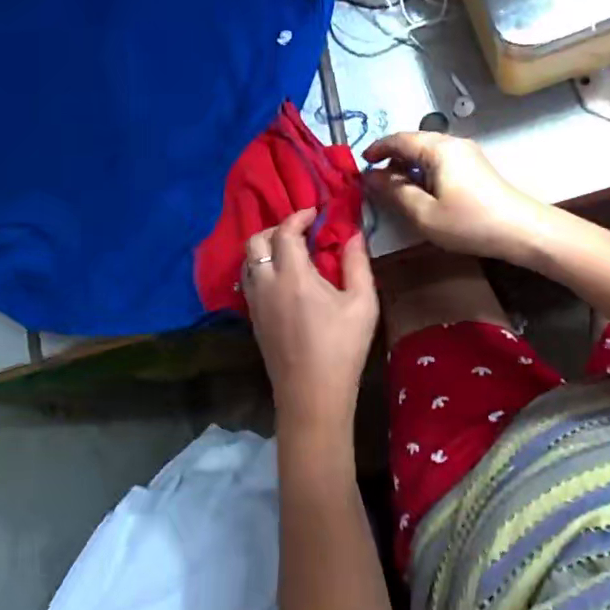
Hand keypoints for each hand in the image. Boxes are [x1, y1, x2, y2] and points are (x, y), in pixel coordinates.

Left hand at [243, 209, 377, 435]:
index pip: (284, 232)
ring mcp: (255, 304)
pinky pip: (249, 281)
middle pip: (255, 241)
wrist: (311, 396)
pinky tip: (283, 280)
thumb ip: (357, 264)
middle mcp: (266, 284)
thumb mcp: (362, 303)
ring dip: (265, 248)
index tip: (315, 213)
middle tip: (301, 232)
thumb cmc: (342, 348)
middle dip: (276, 229)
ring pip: (247, 262)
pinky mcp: (254, 321)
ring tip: (291, 253)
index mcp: (292, 275)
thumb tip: (353, 235)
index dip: (298, 217)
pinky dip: (261, 268)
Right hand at [362, 133, 551, 264]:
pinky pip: (441, 161)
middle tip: (374, 180)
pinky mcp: (475, 167)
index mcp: (438, 148)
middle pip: (414, 142)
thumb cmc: (469, 222)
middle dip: (391, 158)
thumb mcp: (424, 213)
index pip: (399, 139)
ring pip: (427, 152)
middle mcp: (452, 143)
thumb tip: (370, 177)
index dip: (377, 149)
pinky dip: (423, 171)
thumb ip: (394, 192)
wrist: (521, 230)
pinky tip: (421, 191)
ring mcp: (467, 153)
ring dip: (408, 166)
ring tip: (394, 189)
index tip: (360, 164)